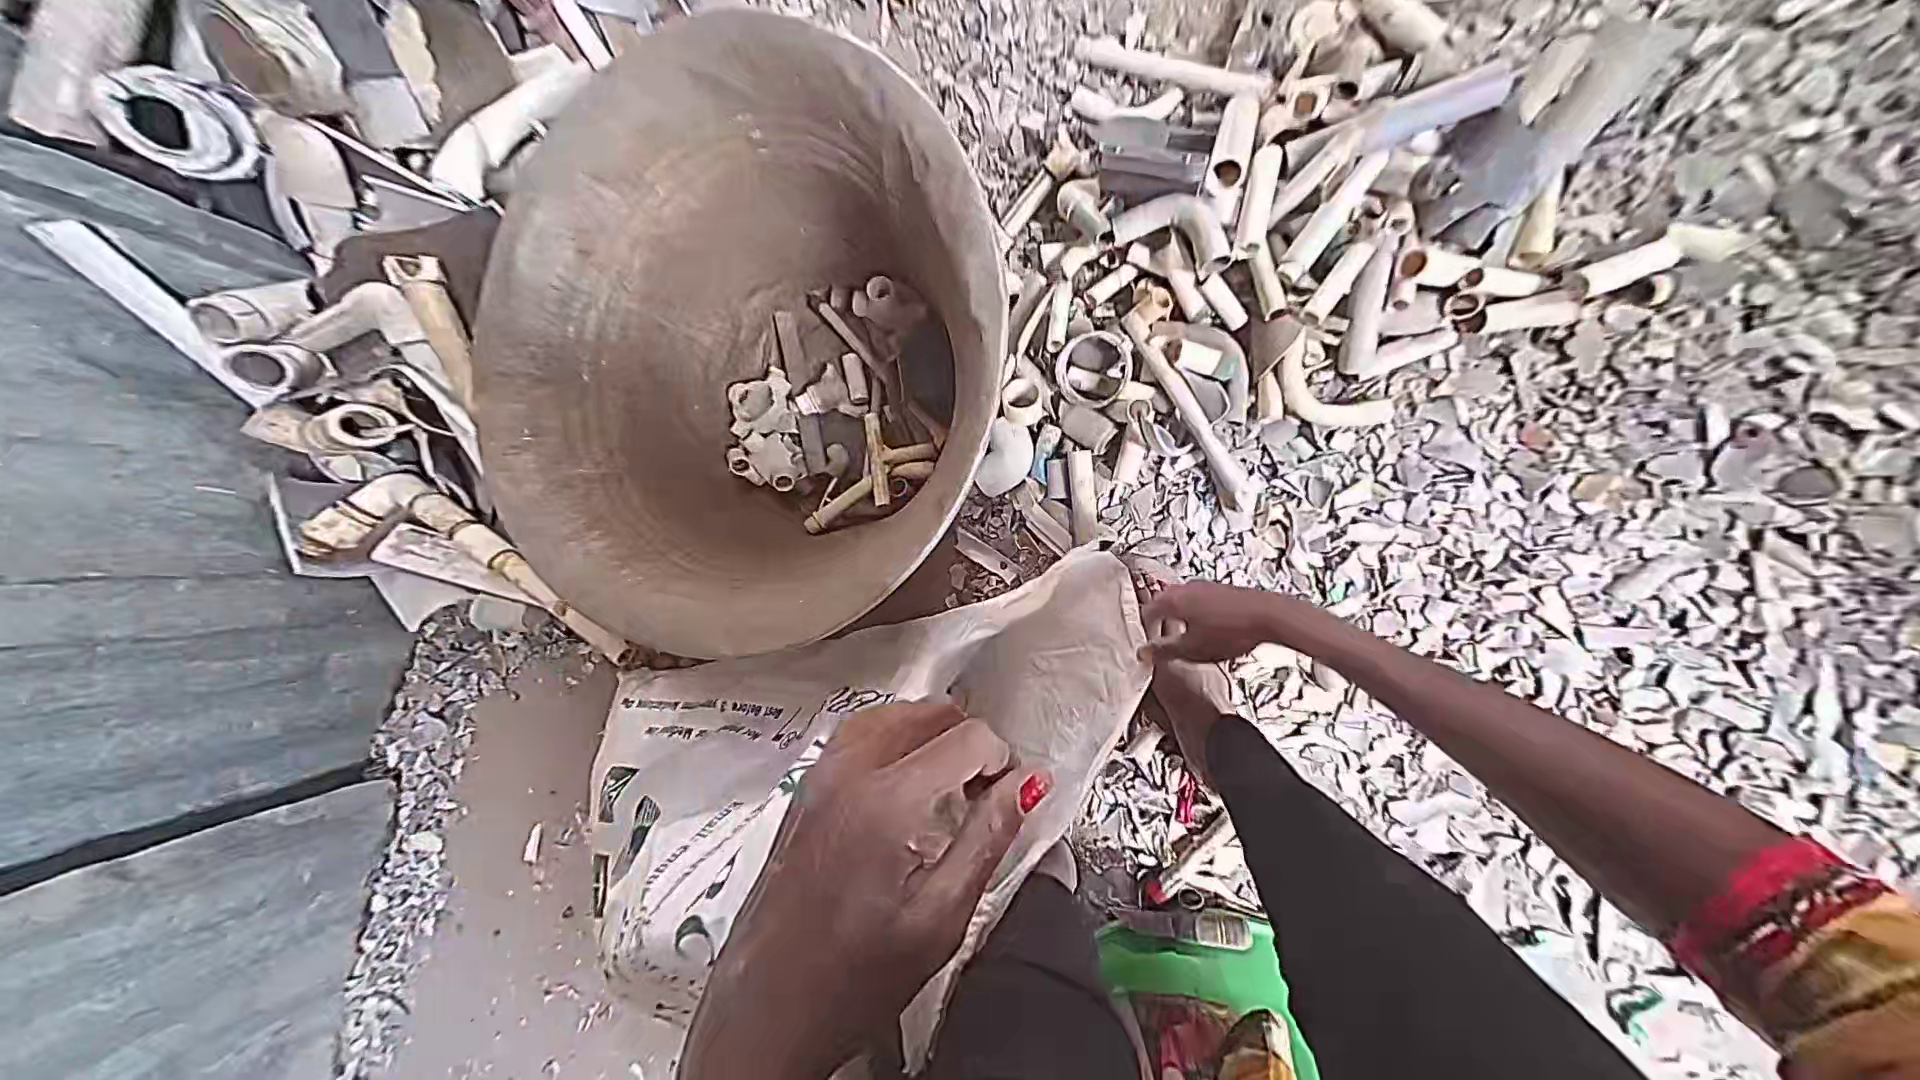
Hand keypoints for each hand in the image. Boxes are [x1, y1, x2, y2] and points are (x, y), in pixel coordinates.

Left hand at [682, 702, 1050, 1079]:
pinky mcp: (807, 787)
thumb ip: (990, 836)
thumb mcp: (942, 916)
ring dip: (932, 734)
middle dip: (970, 742)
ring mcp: (821, 775)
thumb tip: (1027, 786)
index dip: (1003, 760)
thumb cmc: (849, 979)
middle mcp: (849, 774)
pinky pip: (861, 732)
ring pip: (895, 713)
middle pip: (931, 713)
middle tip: (985, 789)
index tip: (1010, 789)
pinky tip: (906, 777)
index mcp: (888, 802)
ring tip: (951, 782)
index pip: (969, 738)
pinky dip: (895, 737)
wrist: (771, 1008)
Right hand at [1142, 581, 1294, 662]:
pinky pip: (1197, 602)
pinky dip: (1195, 615)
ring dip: (1178, 619)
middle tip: (1160, 641)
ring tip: (1185, 639)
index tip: (1144, 642)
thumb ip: (1164, 651)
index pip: (1145, 612)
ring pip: (1181, 603)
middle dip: (1159, 623)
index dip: (1143, 629)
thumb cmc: (1232, 629)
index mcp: (1171, 600)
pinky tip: (1207, 630)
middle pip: (1162, 605)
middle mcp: (1184, 589)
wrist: (1269, 615)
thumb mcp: (1192, 649)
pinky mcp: (1220, 591)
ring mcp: (1203, 587)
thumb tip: (1145, 653)